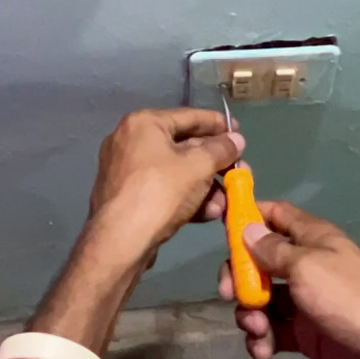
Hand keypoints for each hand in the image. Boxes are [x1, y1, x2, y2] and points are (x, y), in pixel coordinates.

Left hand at [82, 108, 244, 263]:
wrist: (120, 242)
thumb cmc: (160, 192)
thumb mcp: (198, 166)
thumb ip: (221, 149)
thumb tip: (236, 139)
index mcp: (143, 123)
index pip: (188, 116)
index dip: (217, 124)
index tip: (238, 132)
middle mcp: (130, 141)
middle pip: (183, 146)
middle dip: (214, 164)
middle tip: (239, 173)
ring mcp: (126, 170)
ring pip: (175, 172)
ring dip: (205, 186)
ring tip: (226, 202)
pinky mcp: (127, 197)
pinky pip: (163, 190)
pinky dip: (186, 199)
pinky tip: (208, 214)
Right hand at [219, 201, 359, 358]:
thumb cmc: (350, 299)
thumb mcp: (306, 266)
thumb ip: (272, 249)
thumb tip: (247, 227)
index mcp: (311, 238)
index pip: (274, 214)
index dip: (247, 216)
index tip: (220, 229)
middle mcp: (306, 265)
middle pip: (258, 261)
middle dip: (239, 277)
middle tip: (231, 295)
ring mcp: (307, 302)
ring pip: (263, 299)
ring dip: (250, 315)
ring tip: (257, 333)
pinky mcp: (308, 336)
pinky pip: (274, 332)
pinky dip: (263, 340)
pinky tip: (263, 353)